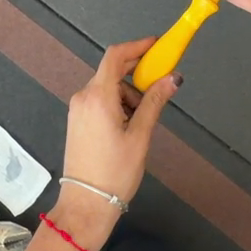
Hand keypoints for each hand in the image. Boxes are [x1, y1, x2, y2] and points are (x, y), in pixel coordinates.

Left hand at [55, 38, 177, 244]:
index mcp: (98, 96)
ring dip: (128, 95)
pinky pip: (100, 101)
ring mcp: (78, 109)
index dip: (137, 46)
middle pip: (112, 72)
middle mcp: (83, 96)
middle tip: (158, 91)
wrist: (85, 204)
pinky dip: (117, 105)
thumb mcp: (140, 136)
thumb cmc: (115, 172)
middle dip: (137, 77)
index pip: (115, 55)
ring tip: (142, 122)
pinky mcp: (77, 121)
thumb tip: (173, 78)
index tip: (157, 46)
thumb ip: (155, 102)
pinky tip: (129, 127)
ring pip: (107, 88)